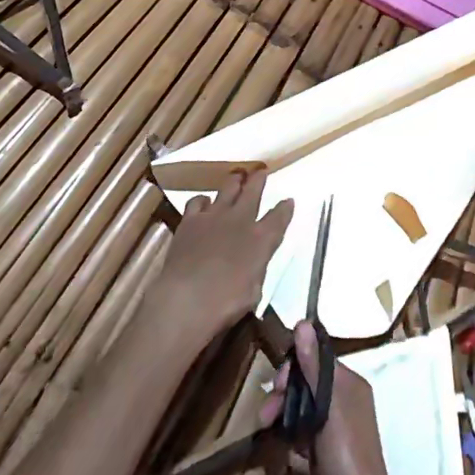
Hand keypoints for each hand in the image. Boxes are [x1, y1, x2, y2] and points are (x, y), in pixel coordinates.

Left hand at [154, 164, 292, 343]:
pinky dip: (203, 201)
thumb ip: (256, 268)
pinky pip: (198, 201)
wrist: (186, 300)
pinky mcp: (190, 221)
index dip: (285, 208)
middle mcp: (241, 220)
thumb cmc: (226, 303)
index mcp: (262, 239)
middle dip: (259, 180)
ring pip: (227, 188)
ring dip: (233, 182)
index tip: (288, 201)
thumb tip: (253, 262)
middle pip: (253, 191)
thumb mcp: (254, 290)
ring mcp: (214, 217)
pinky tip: (204, 205)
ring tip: (235, 177)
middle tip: (261, 171)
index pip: (279, 217)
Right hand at [263, 321, 404, 474]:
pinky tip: (274, 444)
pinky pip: (296, 436)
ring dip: (280, 414)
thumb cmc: (347, 453)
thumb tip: (303, 323)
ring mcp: (329, 431)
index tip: (276, 377)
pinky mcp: (317, 456)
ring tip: (265, 427)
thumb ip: (315, 368)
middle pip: (306, 385)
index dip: (296, 364)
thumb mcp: (330, 407)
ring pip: (298, 410)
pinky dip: (284, 436)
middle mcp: (341, 403)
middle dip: (284, 391)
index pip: (319, 361)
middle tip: (267, 408)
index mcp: (350, 386)